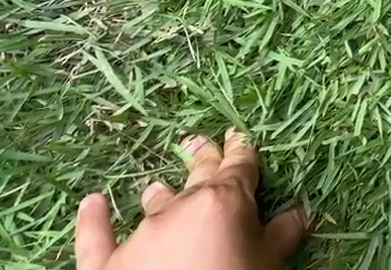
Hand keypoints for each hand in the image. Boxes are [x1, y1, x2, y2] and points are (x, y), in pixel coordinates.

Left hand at [74, 131, 307, 269]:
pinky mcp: (105, 266)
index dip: (241, 148)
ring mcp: (141, 235)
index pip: (239, 164)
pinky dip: (92, 220)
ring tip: (156, 185)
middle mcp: (183, 206)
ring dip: (160, 192)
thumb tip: (300, 209)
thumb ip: (285, 231)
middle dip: (203, 157)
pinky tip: (90, 203)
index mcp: (226, 199)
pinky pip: (95, 238)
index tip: (238, 134)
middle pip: (198, 174)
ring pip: (155, 203)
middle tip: (200, 141)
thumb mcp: (270, 261)